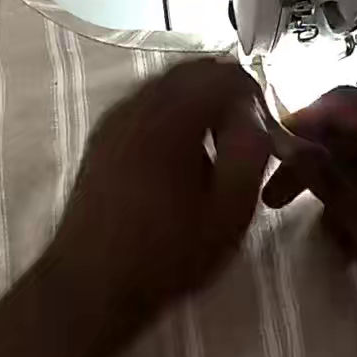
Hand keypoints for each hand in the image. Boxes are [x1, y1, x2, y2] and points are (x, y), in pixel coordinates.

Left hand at [43, 58, 272, 318]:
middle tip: (245, 127)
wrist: (91, 284)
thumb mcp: (229, 212)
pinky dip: (171, 111)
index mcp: (169, 117)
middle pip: (190, 71)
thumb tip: (252, 115)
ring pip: (165, 85)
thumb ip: (249, 152)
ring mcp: (114, 118)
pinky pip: (144, 104)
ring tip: (216, 140)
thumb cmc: (167, 254)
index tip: (265, 122)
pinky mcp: (102, 136)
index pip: (220, 74)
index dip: (252, 90)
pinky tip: (180, 151)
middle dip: (224, 90)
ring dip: (197, 99)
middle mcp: (136, 104)